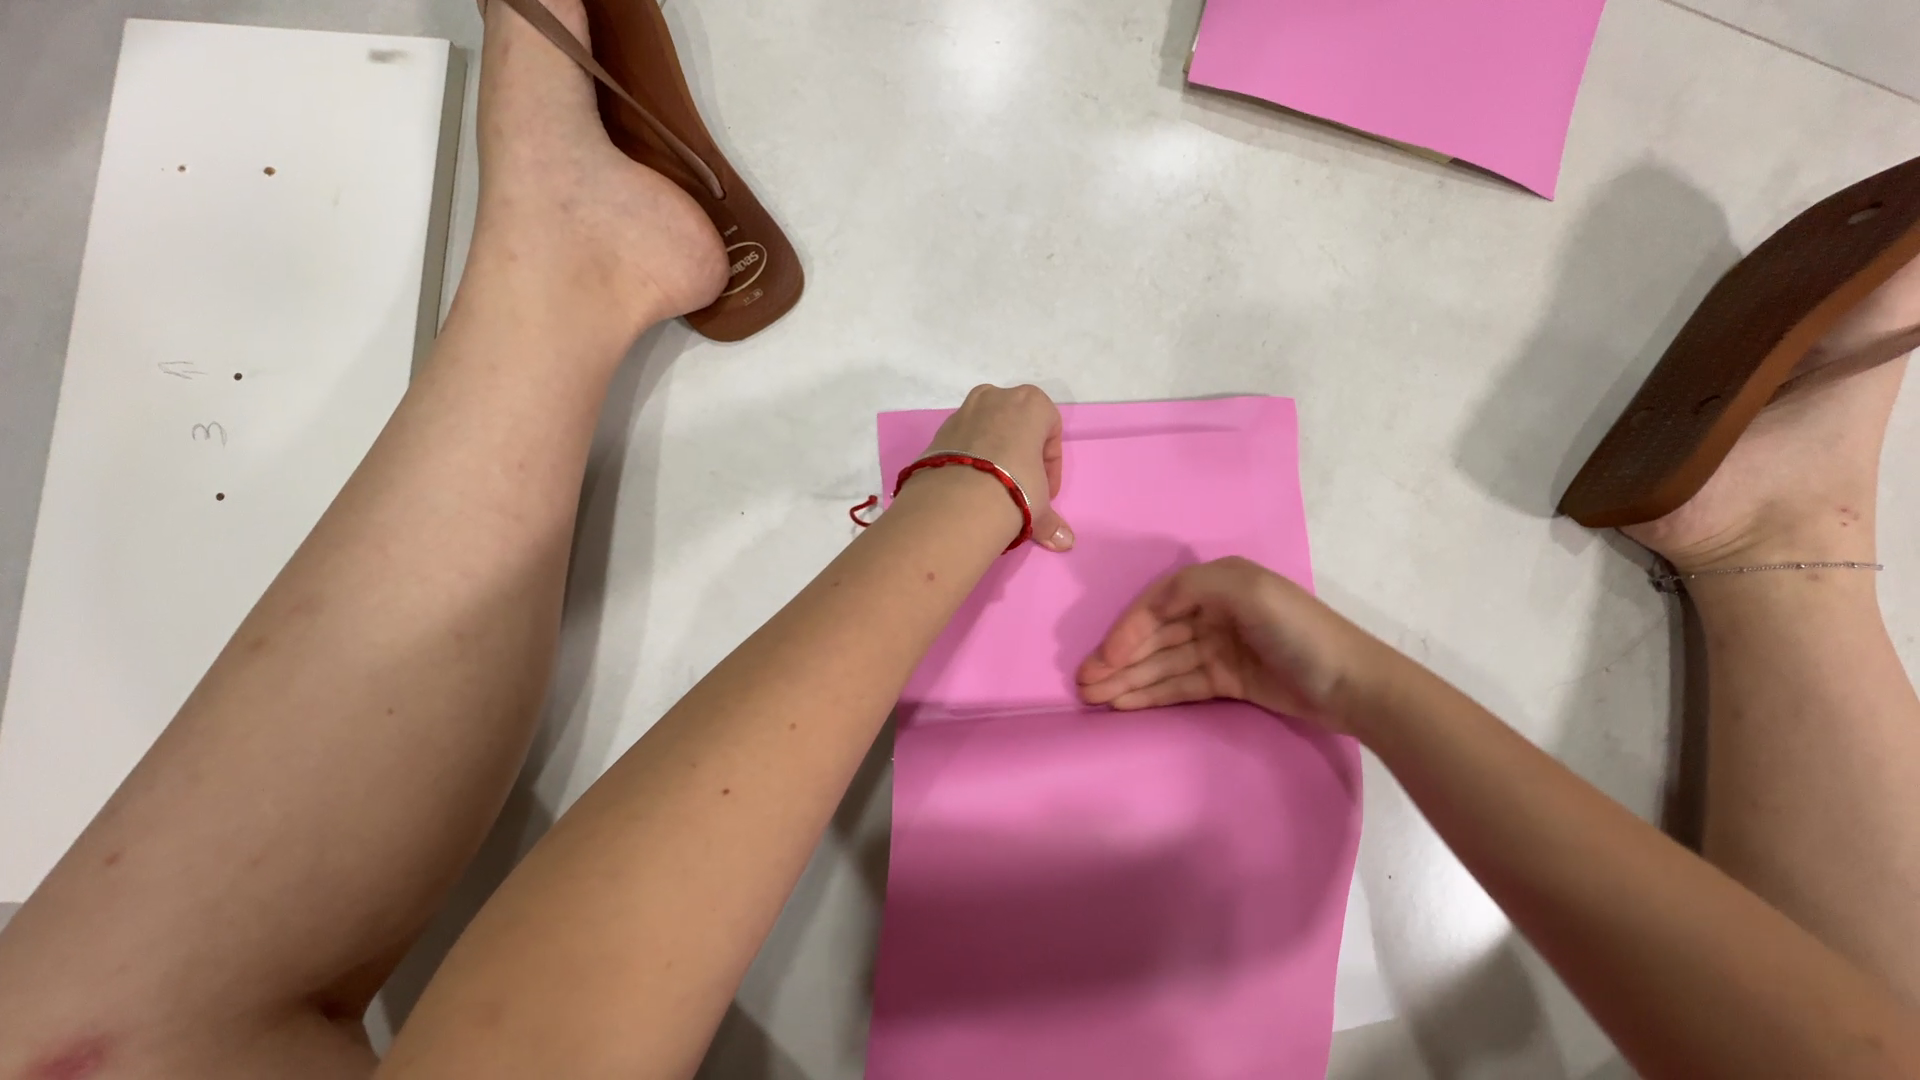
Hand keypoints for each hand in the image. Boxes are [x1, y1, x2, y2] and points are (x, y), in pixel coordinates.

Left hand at [914, 384, 1074, 551]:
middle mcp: (997, 396)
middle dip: (1022, 454)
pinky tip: (970, 485)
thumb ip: (1052, 520)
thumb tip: (1065, 542)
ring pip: (988, 430)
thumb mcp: (1040, 505)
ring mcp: (964, 410)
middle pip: (1018, 425)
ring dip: (995, 454)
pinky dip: (970, 458)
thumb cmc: (1015, 488)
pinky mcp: (940, 430)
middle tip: (1022, 485)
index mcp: (1031, 402)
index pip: (1051, 432)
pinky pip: (964, 441)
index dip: (1051, 466)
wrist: (957, 499)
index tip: (1046, 490)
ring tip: (994, 487)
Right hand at [1075, 557, 1390, 733]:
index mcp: (1217, 584)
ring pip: (1162, 663)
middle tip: (1084, 685)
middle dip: (1118, 660)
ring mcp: (1219, 648)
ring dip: (1127, 680)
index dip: (1126, 631)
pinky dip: (1151, 693)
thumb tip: (1150, 609)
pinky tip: (1124, 704)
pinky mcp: (1226, 680)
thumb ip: (1193, 587)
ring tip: (1094, 700)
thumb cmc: (1299, 632)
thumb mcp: (1248, 591)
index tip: (1104, 660)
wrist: (1355, 686)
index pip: (1158, 605)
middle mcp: (1213, 612)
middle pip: (1155, 637)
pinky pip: (1179, 684)